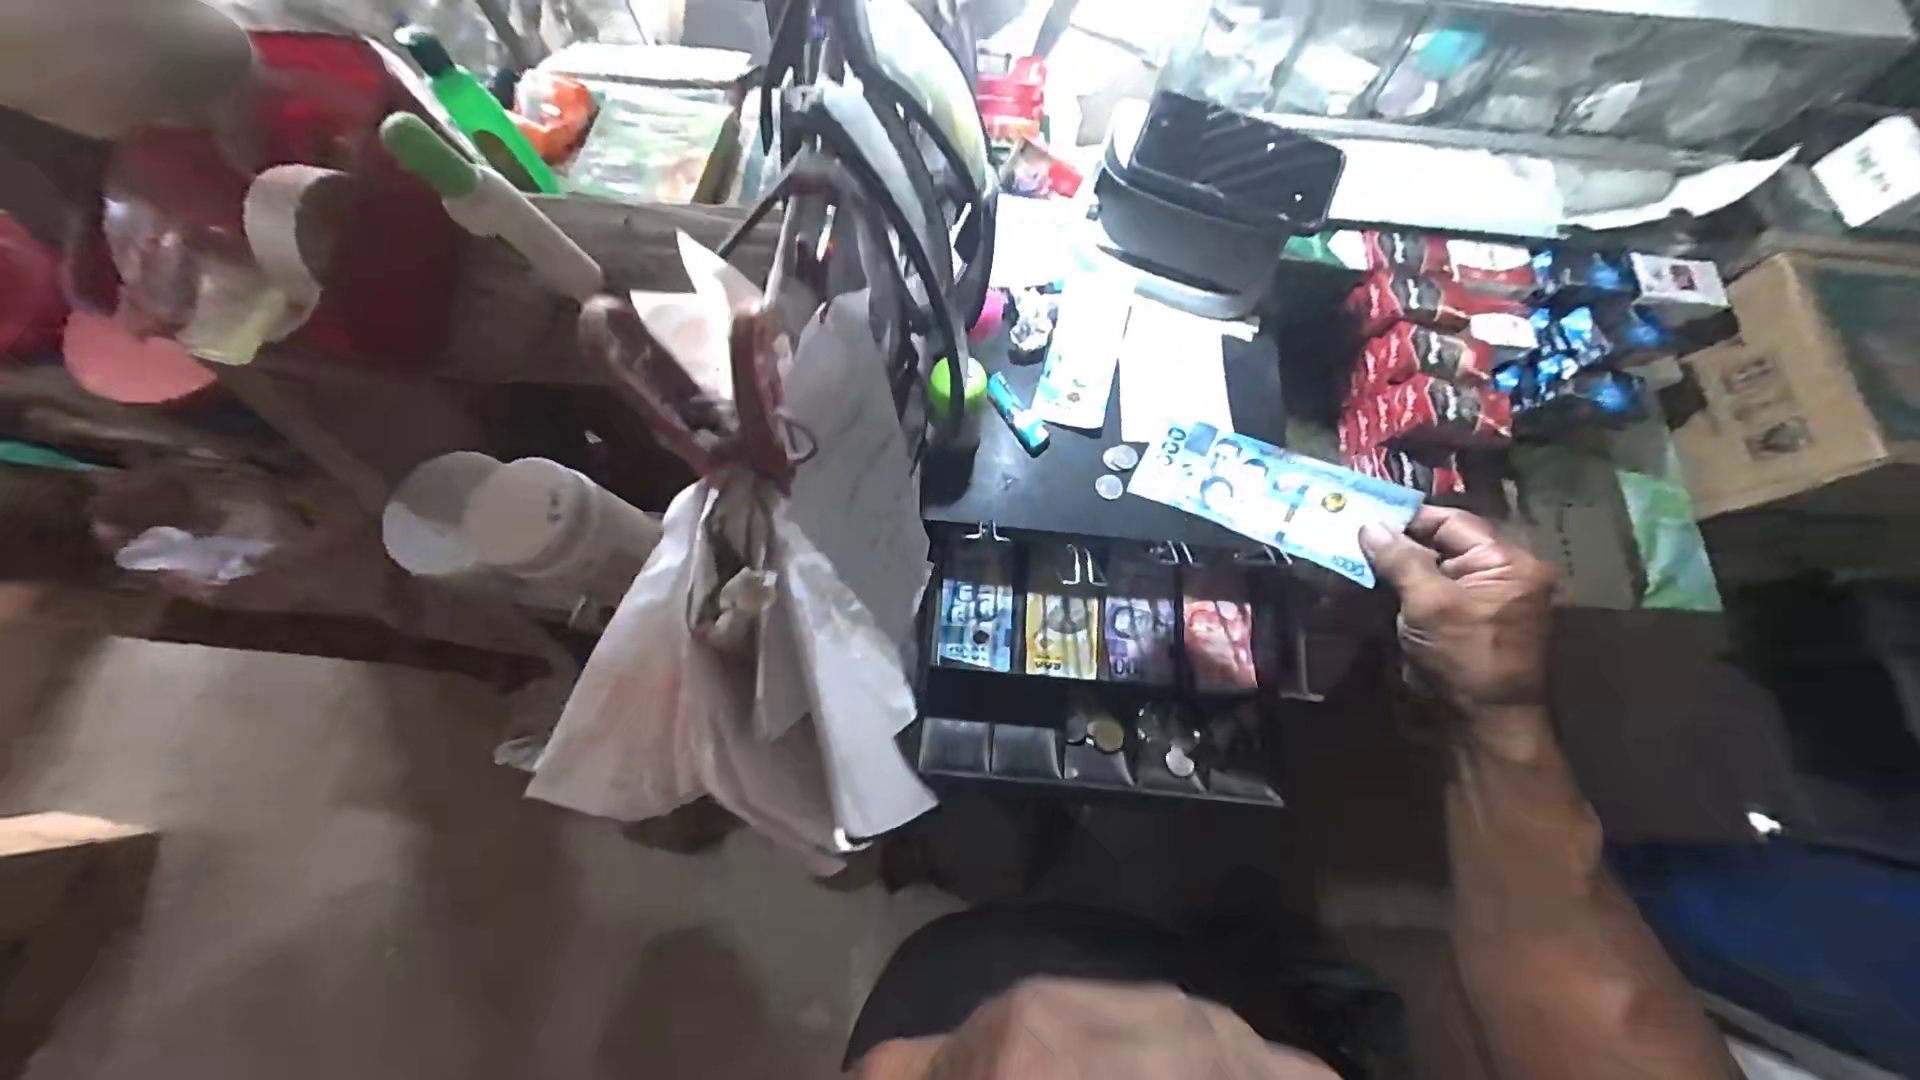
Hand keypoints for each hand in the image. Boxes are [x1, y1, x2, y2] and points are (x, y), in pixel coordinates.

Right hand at [1359, 507, 1555, 708]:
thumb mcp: (1430, 603)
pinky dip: (1403, 581)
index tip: (1365, 516)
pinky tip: (1374, 579)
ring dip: (1397, 561)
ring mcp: (1482, 595)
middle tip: (1354, 534)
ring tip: (1357, 554)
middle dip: (1399, 539)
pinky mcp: (1463, 615)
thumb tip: (1370, 526)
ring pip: (1433, 564)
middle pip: (1443, 541)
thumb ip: (1401, 560)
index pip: (1453, 523)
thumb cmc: (1464, 656)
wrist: (1483, 717)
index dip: (1408, 518)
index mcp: (1509, 563)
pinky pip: (1431, 586)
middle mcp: (1501, 573)